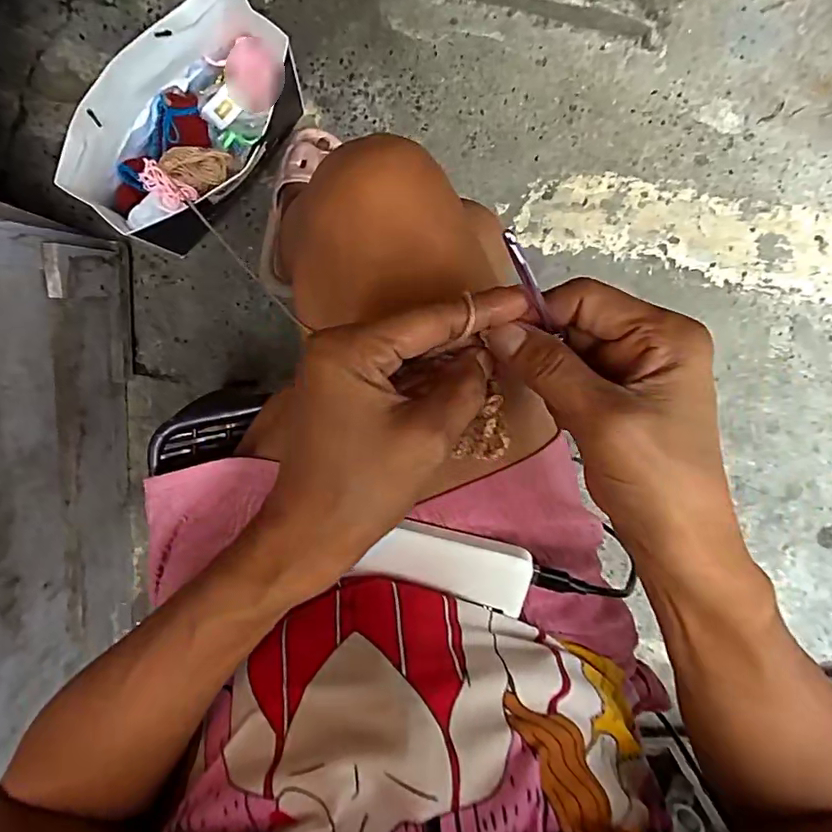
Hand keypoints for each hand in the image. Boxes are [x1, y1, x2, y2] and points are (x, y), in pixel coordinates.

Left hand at [253, 288, 530, 591]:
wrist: (309, 533)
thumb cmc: (364, 490)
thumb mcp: (428, 435)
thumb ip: (464, 386)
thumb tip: (482, 356)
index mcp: (348, 348)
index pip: (425, 320)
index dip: (478, 310)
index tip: (522, 297)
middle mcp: (335, 346)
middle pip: (413, 332)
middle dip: (464, 332)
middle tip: (517, 323)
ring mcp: (334, 366)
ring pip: (403, 352)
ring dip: (447, 354)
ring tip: (499, 346)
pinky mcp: (339, 388)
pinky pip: (390, 371)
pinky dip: (424, 375)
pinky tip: (462, 371)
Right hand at [483, 279, 737, 558]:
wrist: (680, 544)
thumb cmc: (654, 479)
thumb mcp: (600, 416)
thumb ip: (548, 367)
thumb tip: (498, 327)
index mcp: (665, 334)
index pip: (586, 299)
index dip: (539, 312)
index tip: (494, 337)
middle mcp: (652, 342)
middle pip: (575, 320)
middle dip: (538, 343)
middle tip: (502, 369)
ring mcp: (634, 370)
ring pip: (567, 348)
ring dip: (541, 367)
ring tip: (524, 391)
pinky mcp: (616, 396)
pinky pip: (570, 374)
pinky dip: (549, 386)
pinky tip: (543, 406)